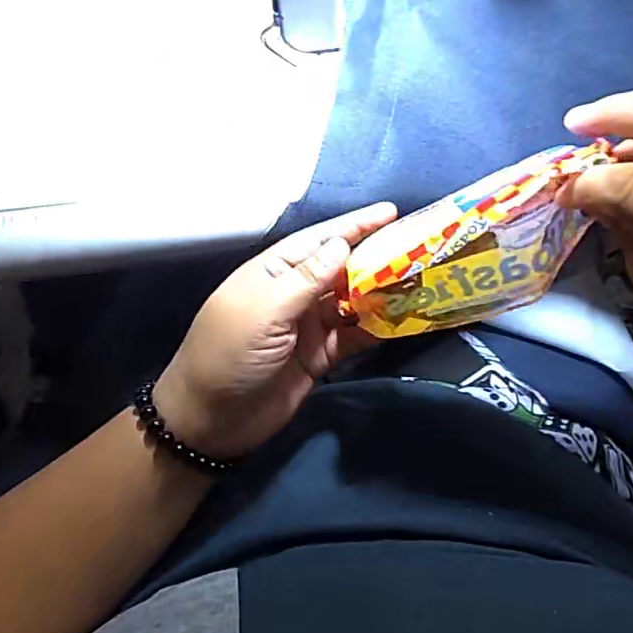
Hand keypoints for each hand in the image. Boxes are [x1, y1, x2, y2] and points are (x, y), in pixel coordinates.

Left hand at [153, 203, 398, 457]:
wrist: (212, 420)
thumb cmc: (229, 354)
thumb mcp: (265, 311)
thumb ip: (306, 279)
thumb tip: (342, 244)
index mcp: (274, 272)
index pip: (319, 241)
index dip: (354, 226)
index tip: (390, 212)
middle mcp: (294, 293)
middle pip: (341, 268)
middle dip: (376, 256)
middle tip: (418, 246)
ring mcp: (309, 325)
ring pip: (352, 301)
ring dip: (382, 292)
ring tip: (419, 279)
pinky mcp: (320, 354)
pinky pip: (354, 335)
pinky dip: (377, 328)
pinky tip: (403, 319)